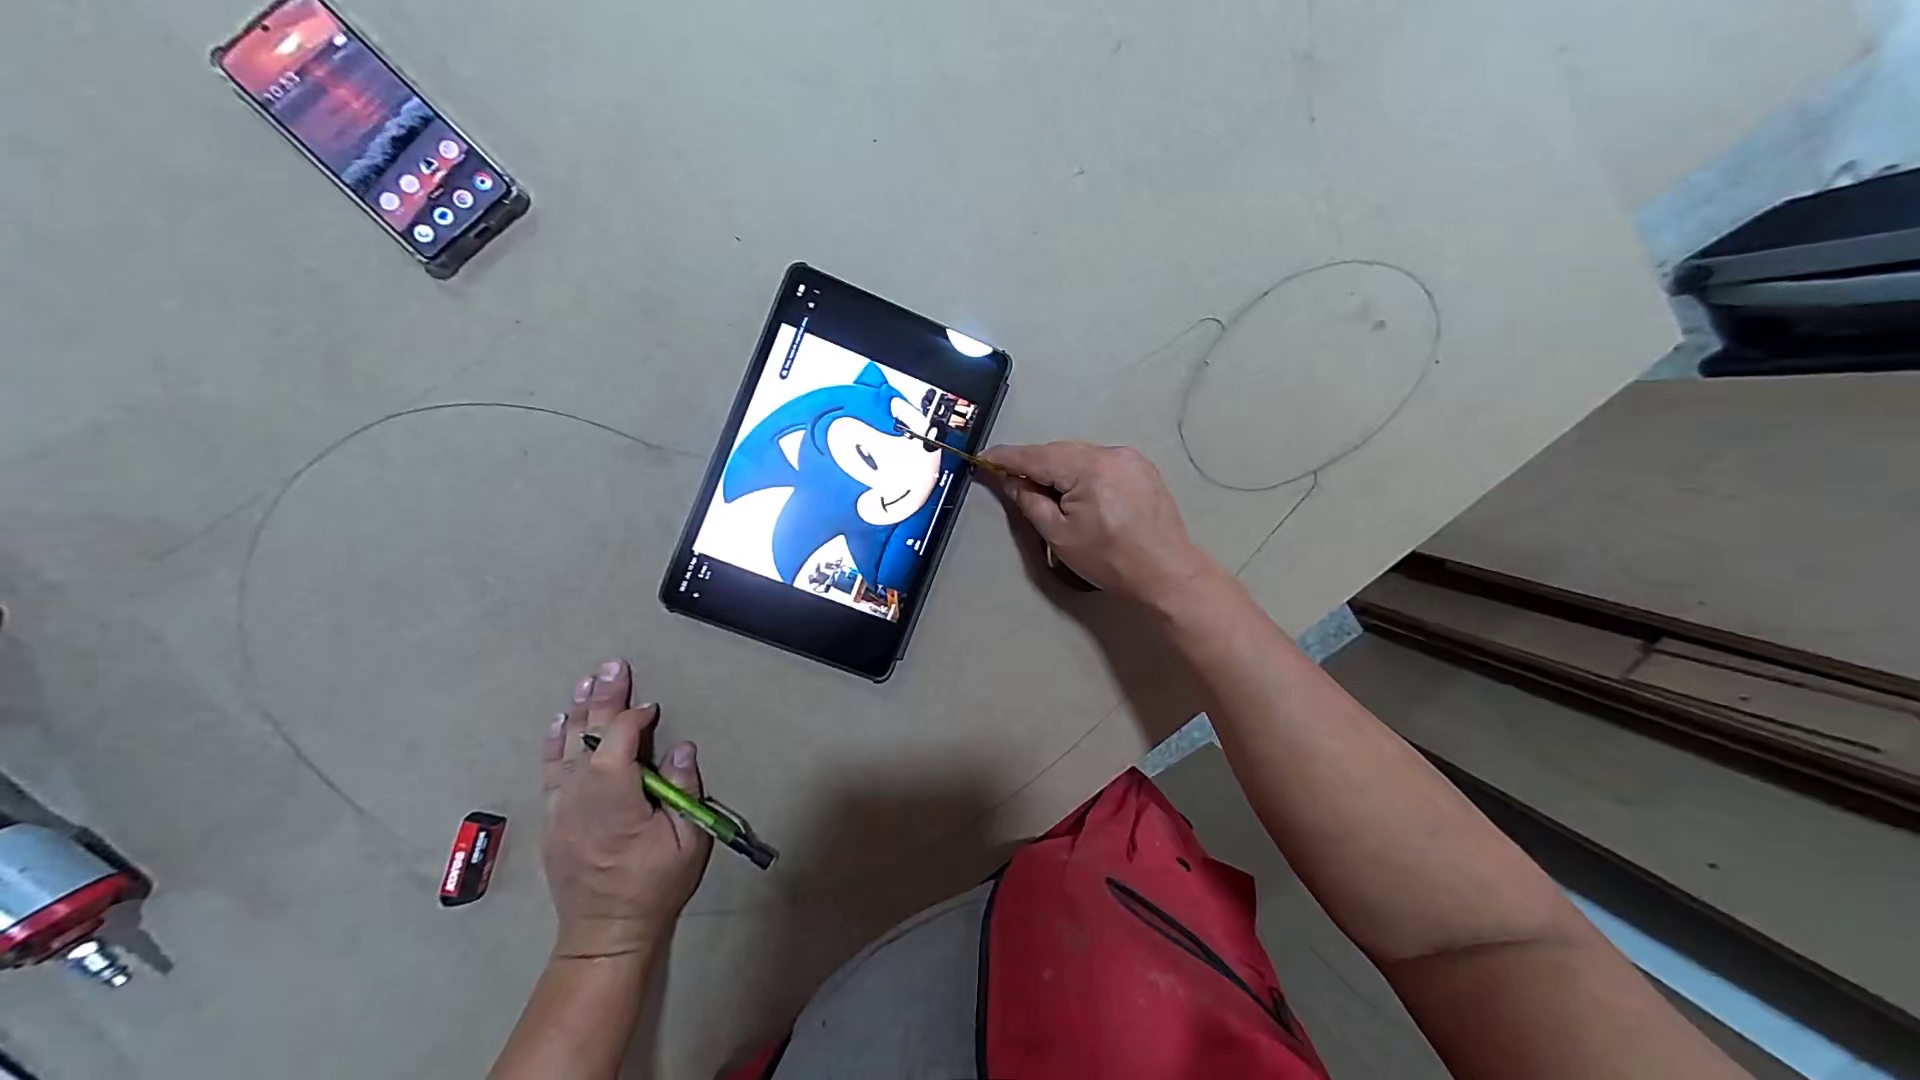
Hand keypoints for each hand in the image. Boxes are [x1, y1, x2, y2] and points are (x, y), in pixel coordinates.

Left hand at [541, 659, 711, 959]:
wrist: (606, 933)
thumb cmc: (654, 886)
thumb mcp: (689, 841)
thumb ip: (686, 789)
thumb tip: (681, 747)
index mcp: (616, 798)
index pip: (621, 741)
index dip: (636, 718)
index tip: (653, 709)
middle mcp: (581, 797)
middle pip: (590, 736)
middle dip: (603, 698)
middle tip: (612, 665)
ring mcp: (562, 809)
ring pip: (567, 749)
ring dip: (579, 712)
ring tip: (586, 682)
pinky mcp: (553, 821)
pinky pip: (550, 772)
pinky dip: (555, 744)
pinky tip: (559, 722)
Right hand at [981, 441, 1220, 607]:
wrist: (1165, 573)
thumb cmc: (1111, 561)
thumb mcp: (1059, 535)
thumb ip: (1030, 502)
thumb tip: (1011, 482)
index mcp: (1089, 469)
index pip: (1036, 456)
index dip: (1006, 458)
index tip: (984, 459)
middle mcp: (1111, 454)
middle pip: (1058, 451)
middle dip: (1034, 465)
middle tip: (1014, 486)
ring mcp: (1130, 459)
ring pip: (1078, 455)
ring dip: (1058, 469)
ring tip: (1050, 498)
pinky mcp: (1141, 468)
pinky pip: (1099, 461)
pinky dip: (1081, 471)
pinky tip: (1078, 494)